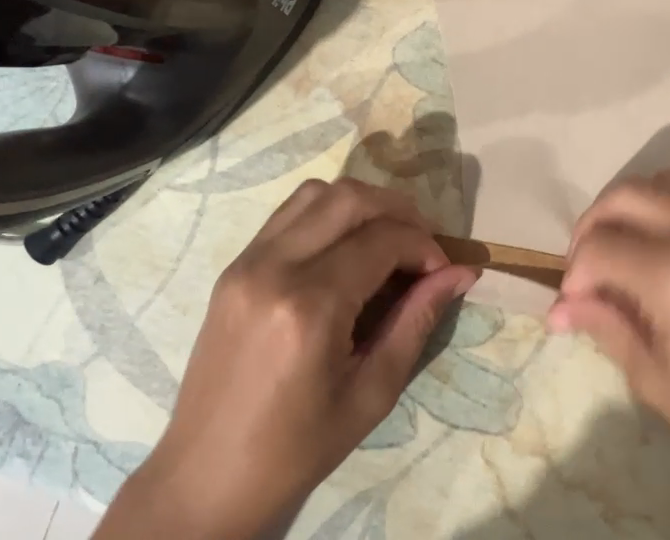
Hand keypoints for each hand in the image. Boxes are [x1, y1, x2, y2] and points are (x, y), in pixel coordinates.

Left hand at [98, 178, 478, 539]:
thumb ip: (416, 321)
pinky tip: (345, 249)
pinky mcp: (233, 267)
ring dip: (361, 204)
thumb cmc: (297, 448)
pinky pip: (287, 215)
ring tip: (387, 240)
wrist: (208, 475)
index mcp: (309, 307)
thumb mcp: (372, 392)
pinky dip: (326, 215)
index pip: (381, 240)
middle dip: (397, 210)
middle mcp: (273, 268)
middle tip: (422, 245)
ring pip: (315, 193)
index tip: (443, 271)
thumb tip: (461, 273)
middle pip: (348, 198)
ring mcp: (246, 262)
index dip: (424, 246)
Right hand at [549, 171, 669, 539]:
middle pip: (626, 195)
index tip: (572, 307)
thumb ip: (610, 330)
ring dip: (633, 208)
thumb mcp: (665, 389)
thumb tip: (562, 307)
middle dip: (592, 226)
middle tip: (587, 270)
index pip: (599, 247)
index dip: (575, 276)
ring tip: (625, 254)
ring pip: (667, 181)